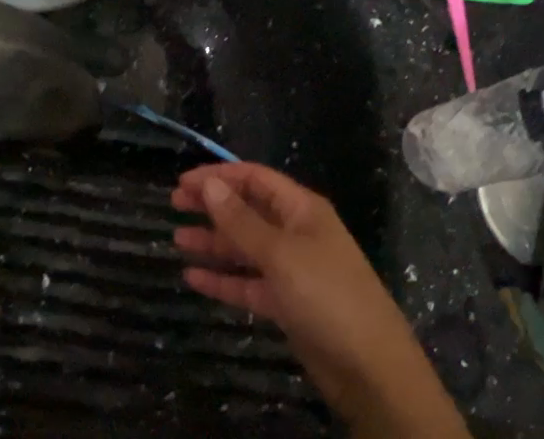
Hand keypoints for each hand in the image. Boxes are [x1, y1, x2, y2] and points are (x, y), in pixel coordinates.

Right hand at [173, 163, 467, 437]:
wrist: (370, 367)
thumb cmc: (327, 295)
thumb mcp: (280, 253)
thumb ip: (241, 221)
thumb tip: (209, 185)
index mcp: (302, 210)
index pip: (255, 179)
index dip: (219, 176)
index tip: (183, 182)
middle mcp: (297, 233)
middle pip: (248, 210)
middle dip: (213, 206)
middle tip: (174, 204)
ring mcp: (292, 269)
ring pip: (245, 248)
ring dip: (213, 242)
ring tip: (177, 240)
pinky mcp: (287, 304)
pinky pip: (248, 283)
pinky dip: (223, 279)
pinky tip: (193, 278)